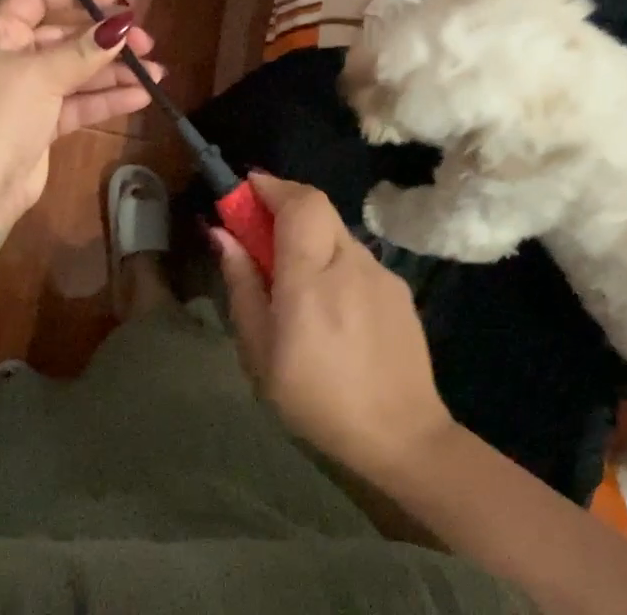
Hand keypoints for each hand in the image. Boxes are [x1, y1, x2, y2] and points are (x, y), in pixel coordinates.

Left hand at [0, 0, 162, 222]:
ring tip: (156, 72)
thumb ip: (84, 49)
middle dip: (105, 39)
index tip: (117, 3)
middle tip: (146, 43)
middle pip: (63, 35)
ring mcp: (26, 92)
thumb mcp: (42, 75)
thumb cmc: (1, 115)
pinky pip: (77, 102)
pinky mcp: (40, 123)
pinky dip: (105, 98)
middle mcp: (10, 57)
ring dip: (114, 71)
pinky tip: (140, 96)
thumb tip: (121, 25)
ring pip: (75, 71)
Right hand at [213, 173, 454, 474]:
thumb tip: (223, 236)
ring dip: (309, 237)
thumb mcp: (259, 352)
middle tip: (257, 230)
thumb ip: (242, 285)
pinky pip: (357, 260)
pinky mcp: (400, 293)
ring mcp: (382, 276)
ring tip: (291, 280)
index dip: (271, 186)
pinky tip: (328, 307)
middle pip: (319, 207)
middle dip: (284, 205)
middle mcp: (351, 263)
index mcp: (311, 278)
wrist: (402, 440)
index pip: (299, 203)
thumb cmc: (315, 400)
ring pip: (338, 233)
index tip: (243, 189)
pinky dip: (333, 262)